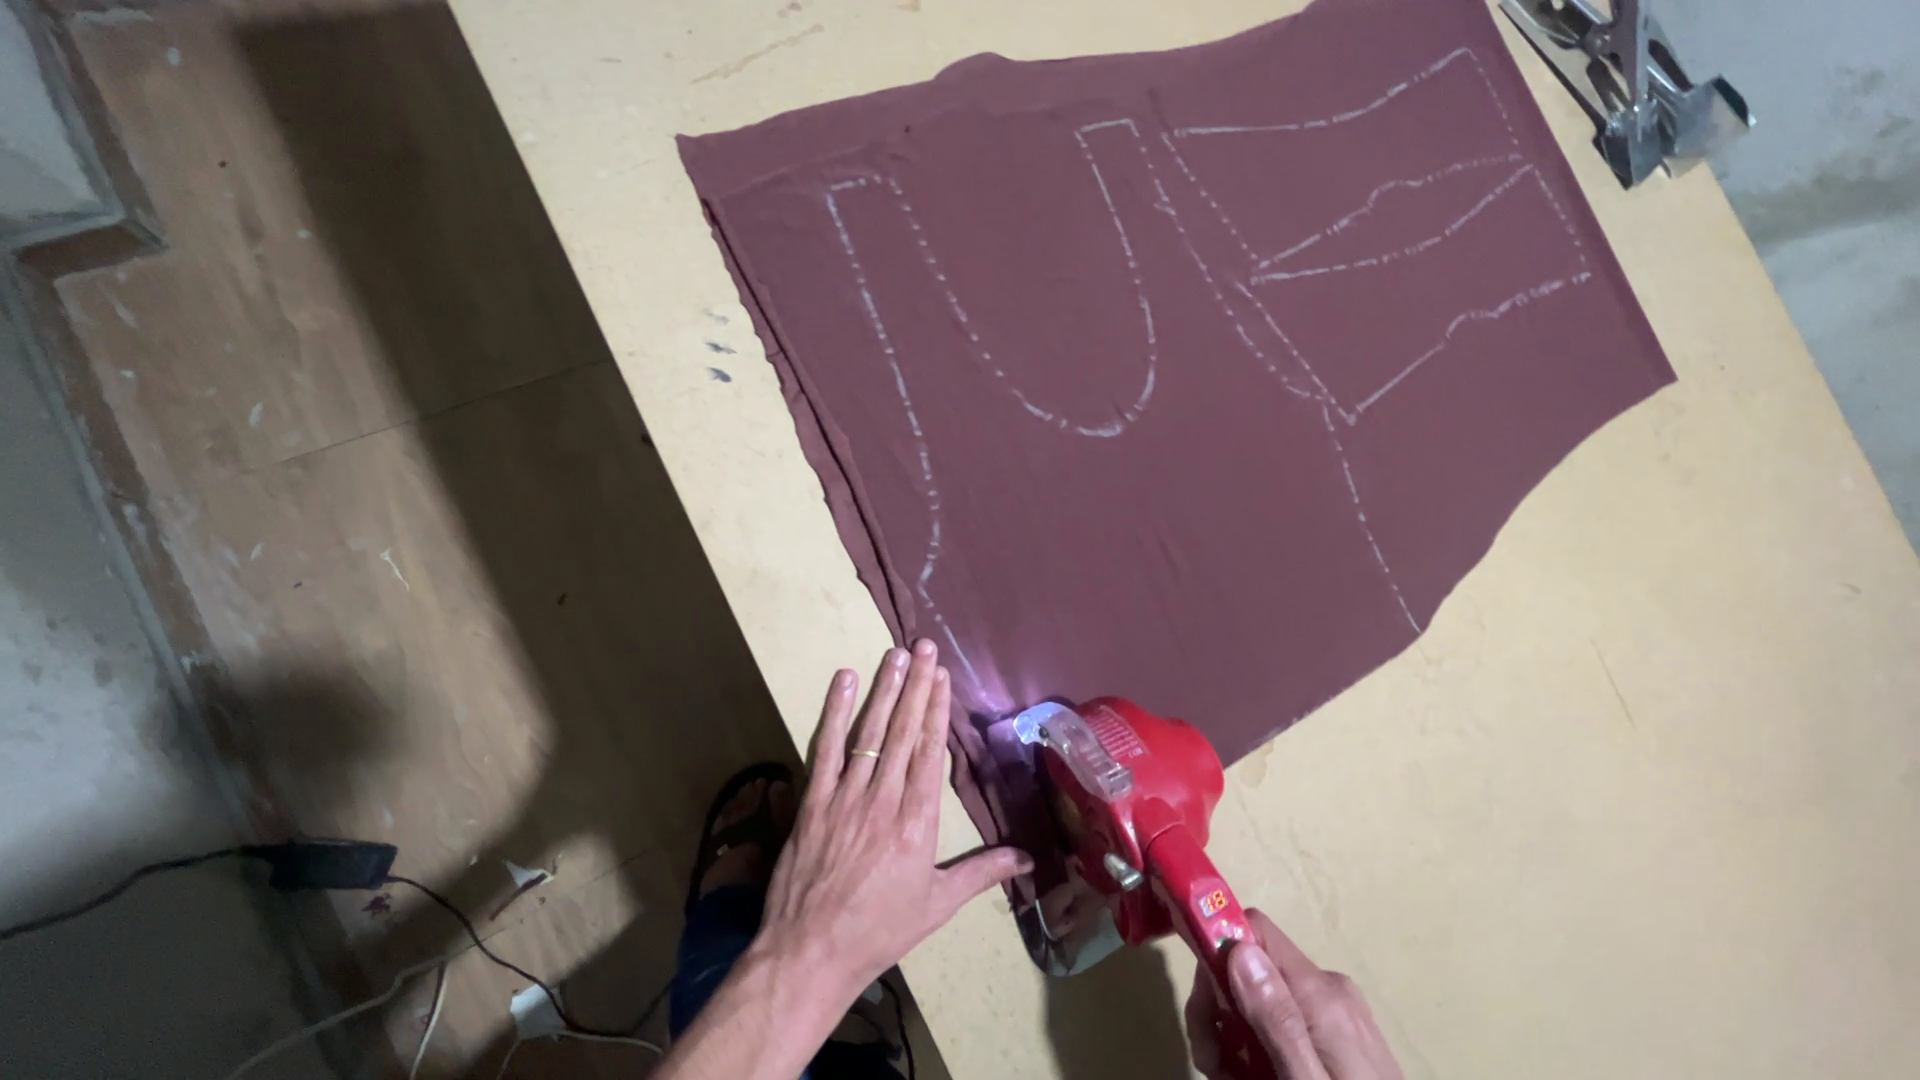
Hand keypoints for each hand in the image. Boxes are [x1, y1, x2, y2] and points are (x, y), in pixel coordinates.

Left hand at [754, 640, 1033, 1001]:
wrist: (812, 951)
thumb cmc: (880, 930)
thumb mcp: (937, 904)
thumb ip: (982, 872)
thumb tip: (1029, 858)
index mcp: (917, 822)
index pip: (930, 753)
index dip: (936, 711)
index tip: (942, 676)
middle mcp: (884, 800)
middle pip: (903, 732)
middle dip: (916, 686)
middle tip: (923, 646)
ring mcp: (845, 797)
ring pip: (869, 733)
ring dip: (884, 690)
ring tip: (895, 655)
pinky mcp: (812, 800)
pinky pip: (825, 748)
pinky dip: (835, 712)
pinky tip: (844, 681)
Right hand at [1185, 909, 1402, 1079]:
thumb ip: (1277, 1020)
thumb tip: (1240, 949)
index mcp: (1320, 993)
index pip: (1252, 929)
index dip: (1215, 955)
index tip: (1204, 1011)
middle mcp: (1327, 988)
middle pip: (1247, 967)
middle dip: (1217, 1012)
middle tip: (1212, 1067)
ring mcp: (1334, 1010)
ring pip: (1257, 996)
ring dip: (1232, 1036)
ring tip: (1231, 1079)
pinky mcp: (1337, 1032)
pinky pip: (1280, 1019)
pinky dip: (1257, 1045)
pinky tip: (1254, 1077)